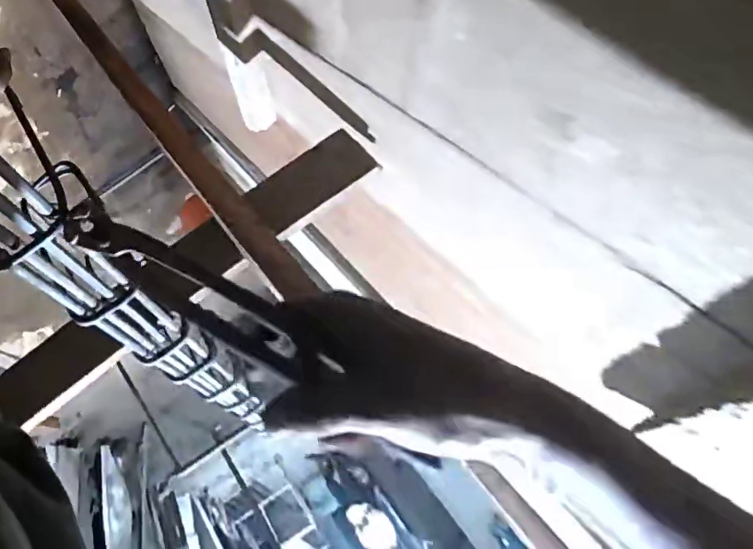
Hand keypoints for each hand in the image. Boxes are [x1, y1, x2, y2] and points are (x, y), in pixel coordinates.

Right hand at [265, 293, 578, 451]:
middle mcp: (349, 317)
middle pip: (299, 350)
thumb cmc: (433, 398)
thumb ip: (311, 412)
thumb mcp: (366, 410)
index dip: (255, 345)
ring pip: (326, 374)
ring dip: (329, 410)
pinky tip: (371, 439)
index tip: (239, 379)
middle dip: (301, 394)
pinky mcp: (391, 362)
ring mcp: (371, 339)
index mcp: (337, 311)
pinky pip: (351, 384)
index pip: (276, 317)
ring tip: (354, 440)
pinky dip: (351, 411)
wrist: (512, 411)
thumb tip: (263, 416)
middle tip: (312, 430)